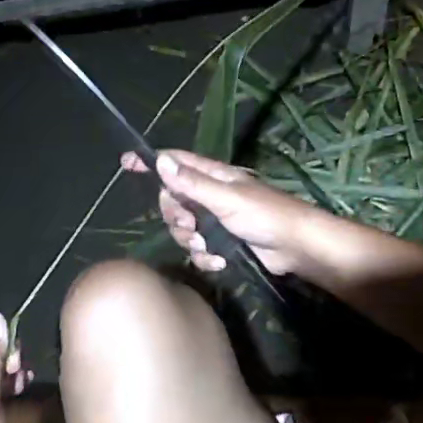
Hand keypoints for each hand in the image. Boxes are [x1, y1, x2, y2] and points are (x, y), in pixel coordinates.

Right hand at [121, 149, 322, 276]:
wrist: (297, 248)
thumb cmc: (265, 215)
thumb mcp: (226, 198)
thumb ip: (192, 183)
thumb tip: (160, 160)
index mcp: (213, 176)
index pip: (175, 161)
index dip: (151, 162)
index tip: (126, 163)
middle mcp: (211, 194)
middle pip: (174, 200)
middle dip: (176, 216)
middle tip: (190, 225)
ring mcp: (216, 219)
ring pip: (184, 228)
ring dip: (190, 241)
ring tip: (207, 248)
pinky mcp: (223, 243)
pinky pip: (199, 249)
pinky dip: (206, 258)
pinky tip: (220, 262)